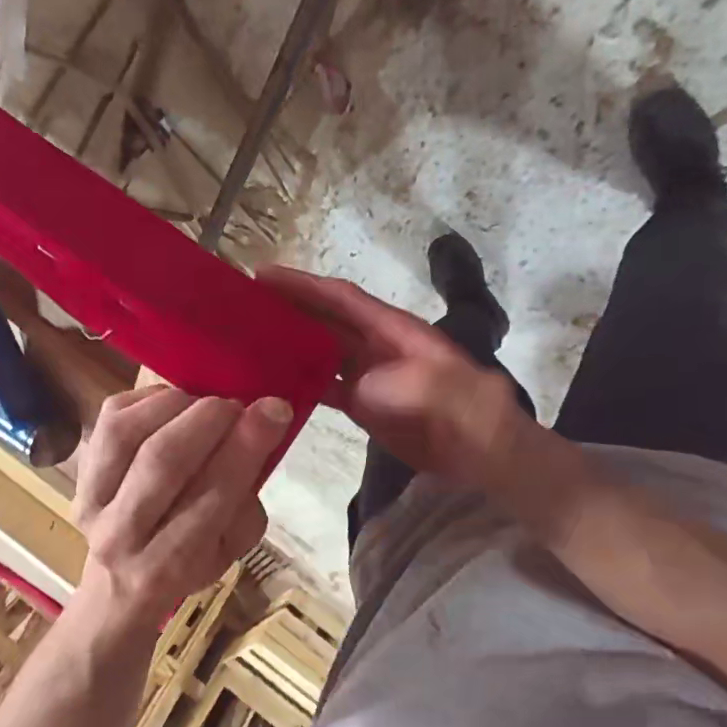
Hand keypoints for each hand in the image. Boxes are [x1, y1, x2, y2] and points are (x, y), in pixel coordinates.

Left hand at [72, 387, 292, 621]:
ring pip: (130, 432)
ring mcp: (90, 498)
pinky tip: (175, 405)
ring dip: (178, 406)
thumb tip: (260, 425)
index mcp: (166, 567)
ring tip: (206, 405)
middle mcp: (119, 534)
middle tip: (238, 405)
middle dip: (210, 420)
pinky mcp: (80, 466)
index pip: (211, 499)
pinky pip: (114, 416)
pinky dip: (150, 400)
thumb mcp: (228, 550)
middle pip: (164, 460)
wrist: (119, 576)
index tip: (275, 410)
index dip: (245, 448)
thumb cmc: (187, 560)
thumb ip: (246, 501)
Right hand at [259, 266, 586, 499]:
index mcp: (390, 329)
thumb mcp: (433, 387)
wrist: (484, 452)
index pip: (339, 298)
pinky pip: (323, 385)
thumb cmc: (462, 410)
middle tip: (241, 304)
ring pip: (318, 350)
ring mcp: (368, 375)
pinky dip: (299, 380)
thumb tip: (344, 382)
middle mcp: (374, 345)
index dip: (301, 283)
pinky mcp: (364, 404)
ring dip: (287, 342)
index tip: (261, 274)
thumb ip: (388, 379)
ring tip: (246, 339)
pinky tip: (273, 383)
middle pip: (322, 319)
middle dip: (286, 307)